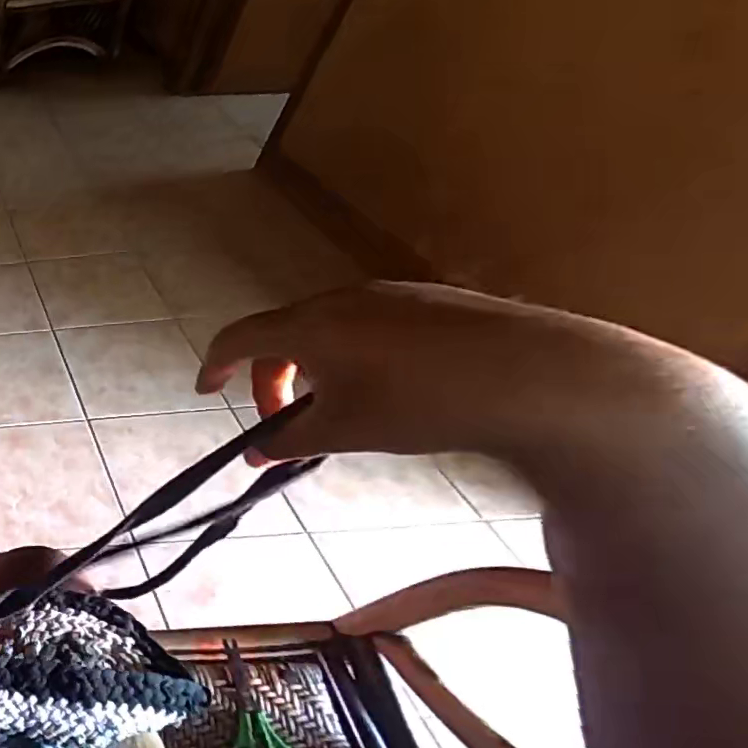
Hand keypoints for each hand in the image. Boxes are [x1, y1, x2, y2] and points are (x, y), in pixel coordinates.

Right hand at [196, 281, 699, 464]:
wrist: (541, 376)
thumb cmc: (422, 404)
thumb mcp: (343, 430)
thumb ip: (288, 441)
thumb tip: (255, 453)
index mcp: (310, 324)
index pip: (239, 337)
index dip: (214, 364)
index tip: (206, 391)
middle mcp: (341, 298)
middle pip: (280, 335)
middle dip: (269, 380)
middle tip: (282, 424)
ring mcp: (386, 294)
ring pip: (321, 331)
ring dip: (308, 371)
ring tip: (334, 411)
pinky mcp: (425, 301)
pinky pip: (360, 326)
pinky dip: (344, 358)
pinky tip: (381, 390)